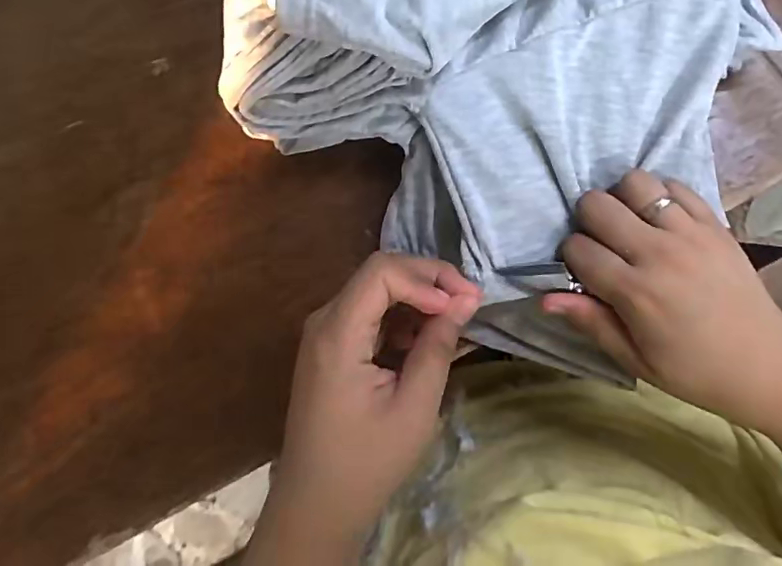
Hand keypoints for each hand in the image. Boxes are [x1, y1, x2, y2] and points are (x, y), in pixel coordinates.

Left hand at [258, 253, 480, 554]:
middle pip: (380, 273)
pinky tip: (426, 339)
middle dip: (428, 280)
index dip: (426, 277)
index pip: (382, 272)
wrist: (314, 510)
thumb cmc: (366, 464)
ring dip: (418, 297)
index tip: (460, 304)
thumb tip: (465, 299)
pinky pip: (370, 311)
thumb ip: (437, 346)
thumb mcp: (414, 408)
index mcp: (337, 333)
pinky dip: (403, 316)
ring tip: (454, 320)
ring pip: (378, 288)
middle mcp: (325, 320)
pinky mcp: (331, 345)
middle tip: (467, 302)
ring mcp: (325, 332)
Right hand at [544, 170, 781, 435]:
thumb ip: (591, 322)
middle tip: (602, 242)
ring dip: (623, 198)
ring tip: (631, 222)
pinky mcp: (714, 222)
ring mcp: (689, 232)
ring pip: (635, 182)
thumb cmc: (696, 372)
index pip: (578, 249)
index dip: (571, 257)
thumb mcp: (637, 359)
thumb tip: (543, 297)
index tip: (583, 270)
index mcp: (637, 292)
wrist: (768, 366)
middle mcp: (659, 252)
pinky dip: (660, 194)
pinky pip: (675, 185)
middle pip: (597, 205)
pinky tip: (662, 218)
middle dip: (588, 220)